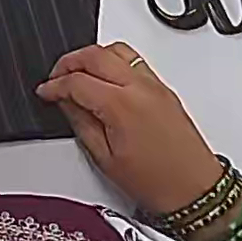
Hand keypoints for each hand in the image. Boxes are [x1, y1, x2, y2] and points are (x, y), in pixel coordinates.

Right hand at [35, 42, 224, 215]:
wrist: (196, 190)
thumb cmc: (157, 181)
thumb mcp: (105, 157)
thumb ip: (80, 122)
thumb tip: (65, 101)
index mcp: (121, 105)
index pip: (77, 81)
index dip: (54, 84)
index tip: (45, 91)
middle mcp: (140, 87)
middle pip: (95, 55)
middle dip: (69, 62)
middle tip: (55, 77)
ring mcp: (154, 85)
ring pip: (116, 49)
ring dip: (92, 56)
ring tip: (77, 72)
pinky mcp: (163, 88)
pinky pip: (133, 59)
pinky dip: (112, 60)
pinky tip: (103, 75)